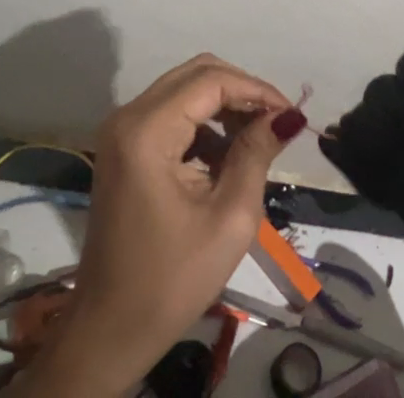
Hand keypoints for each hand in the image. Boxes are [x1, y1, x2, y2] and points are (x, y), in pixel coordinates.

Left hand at [15, 54, 304, 396]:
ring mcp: (121, 134)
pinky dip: (204, 123)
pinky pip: (171, 115)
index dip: (257, 90)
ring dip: (224, 106)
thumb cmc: (173, 279)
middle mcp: (127, 119)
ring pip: (184, 91)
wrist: (111, 328)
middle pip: (196, 75)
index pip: (211, 81)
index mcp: (147, 132)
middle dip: (242, 91)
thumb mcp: (230, 217)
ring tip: (260, 139)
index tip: (292, 116)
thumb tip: (288, 116)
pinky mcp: (124, 150)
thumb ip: (256, 154)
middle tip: (278, 123)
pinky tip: (229, 155)